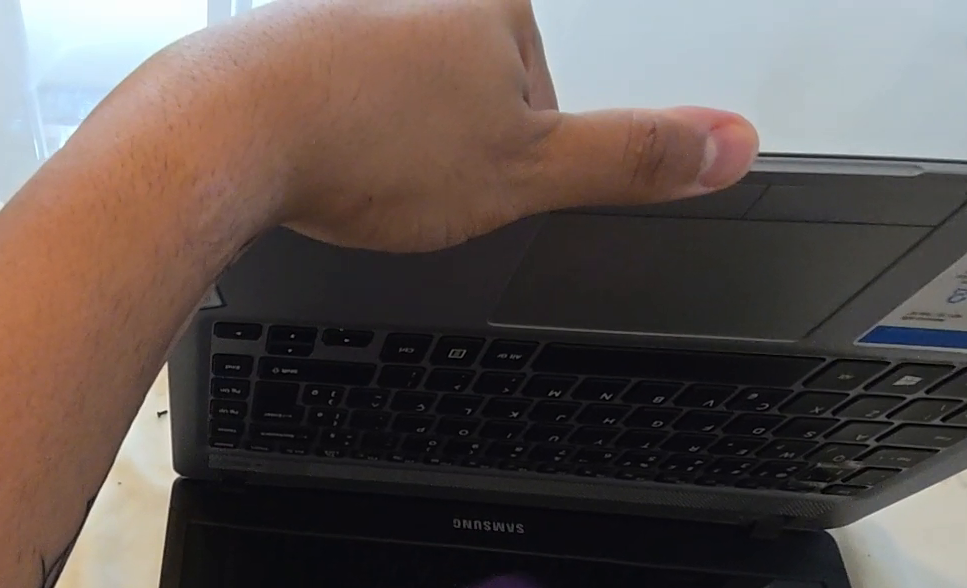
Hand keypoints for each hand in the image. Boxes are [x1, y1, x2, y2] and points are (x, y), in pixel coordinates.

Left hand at [145, 0, 758, 252]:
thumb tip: (729, 148)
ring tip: (348, 179)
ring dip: (370, 147)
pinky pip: (316, 104)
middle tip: (398, 190)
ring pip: (380, 100)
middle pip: (451, 94)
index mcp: (492, 12)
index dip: (504, 159)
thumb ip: (622, 160)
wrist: (237, 134)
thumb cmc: (367, 145)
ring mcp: (343, 18)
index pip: (531, 90)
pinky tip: (303, 162)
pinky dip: (316, 139)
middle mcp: (418, 0)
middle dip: (432, 152)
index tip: (465, 186)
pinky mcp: (280, 50)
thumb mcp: (521, 171)